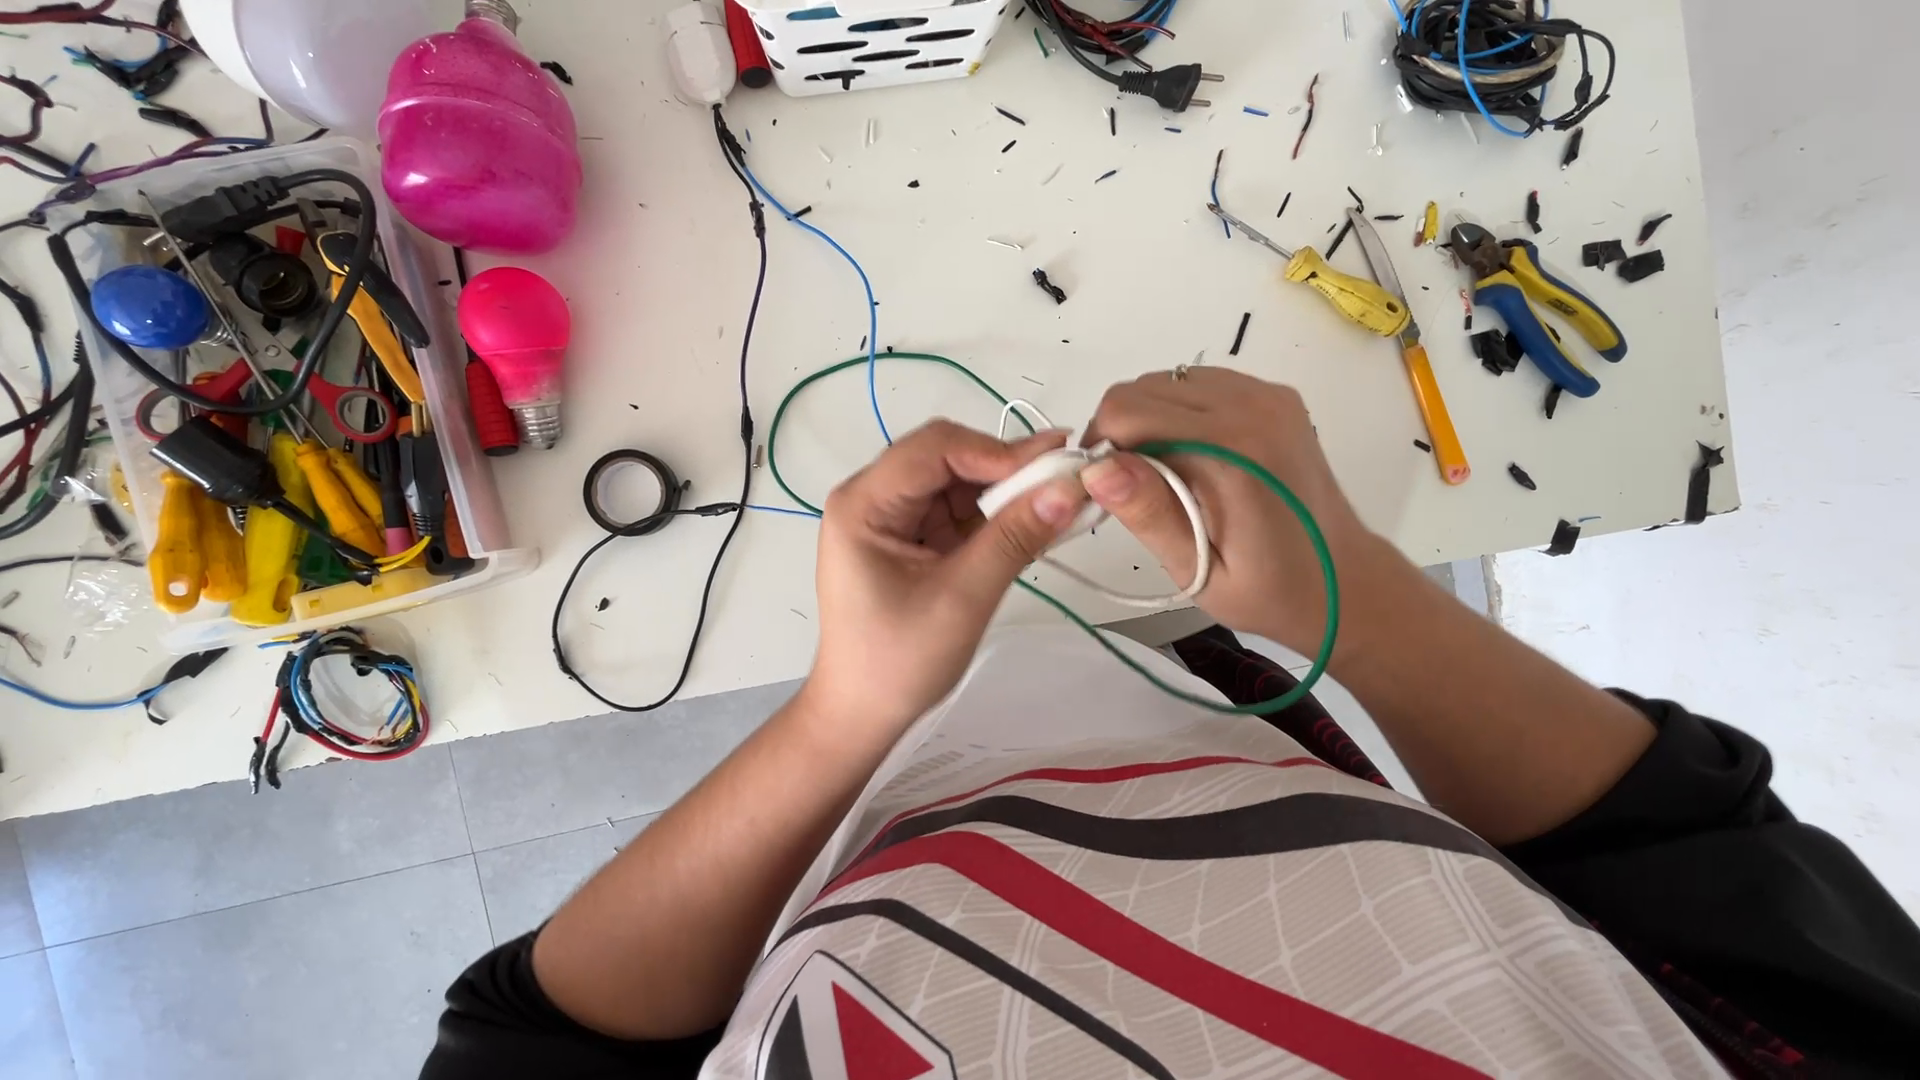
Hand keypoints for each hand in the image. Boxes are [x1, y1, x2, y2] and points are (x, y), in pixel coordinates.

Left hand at [806, 421, 1085, 730]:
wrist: (864, 712)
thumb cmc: (899, 663)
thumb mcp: (962, 599)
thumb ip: (1014, 538)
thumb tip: (1069, 489)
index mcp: (862, 505)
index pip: (934, 449)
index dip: (997, 450)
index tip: (1056, 465)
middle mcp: (871, 498)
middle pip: (945, 457)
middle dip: (1004, 467)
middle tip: (1064, 478)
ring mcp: (891, 517)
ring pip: (957, 480)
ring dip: (1005, 490)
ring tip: (1057, 502)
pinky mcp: (911, 538)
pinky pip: (957, 509)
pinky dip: (995, 514)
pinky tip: (1032, 522)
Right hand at [1081, 367, 1400, 658]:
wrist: (1345, 582)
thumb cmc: (1270, 592)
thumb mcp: (1199, 570)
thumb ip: (1150, 515)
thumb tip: (1097, 468)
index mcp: (1232, 447)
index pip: (1127, 411)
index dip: (1101, 448)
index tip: (1101, 492)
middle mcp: (1251, 404)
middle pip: (1142, 388)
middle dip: (1119, 433)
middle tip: (1126, 489)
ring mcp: (1267, 395)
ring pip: (1167, 382)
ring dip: (1146, 421)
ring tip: (1158, 476)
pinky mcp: (1273, 396)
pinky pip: (1199, 385)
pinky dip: (1177, 413)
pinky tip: (1188, 457)